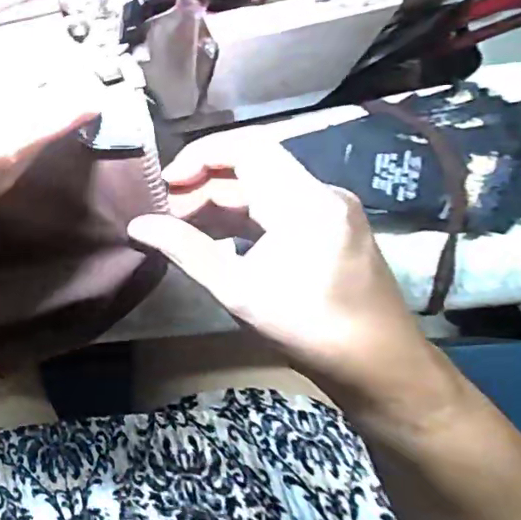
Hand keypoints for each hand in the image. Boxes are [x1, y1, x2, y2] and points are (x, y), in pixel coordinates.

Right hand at [126, 134, 463, 426]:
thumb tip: (137, 225)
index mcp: (305, 202)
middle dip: (201, 185)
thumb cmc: (310, 330)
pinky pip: (274, 207)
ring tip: (177, 228)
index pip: (247, 147)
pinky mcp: (327, 229)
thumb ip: (185, 250)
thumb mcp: (238, 291)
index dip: (199, 156)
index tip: (166, 184)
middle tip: (163, 215)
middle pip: (250, 167)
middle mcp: (321, 195)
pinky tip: (210, 238)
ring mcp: (328, 211)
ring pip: (259, 187)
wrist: (383, 371)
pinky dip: (238, 216)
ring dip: (216, 202)